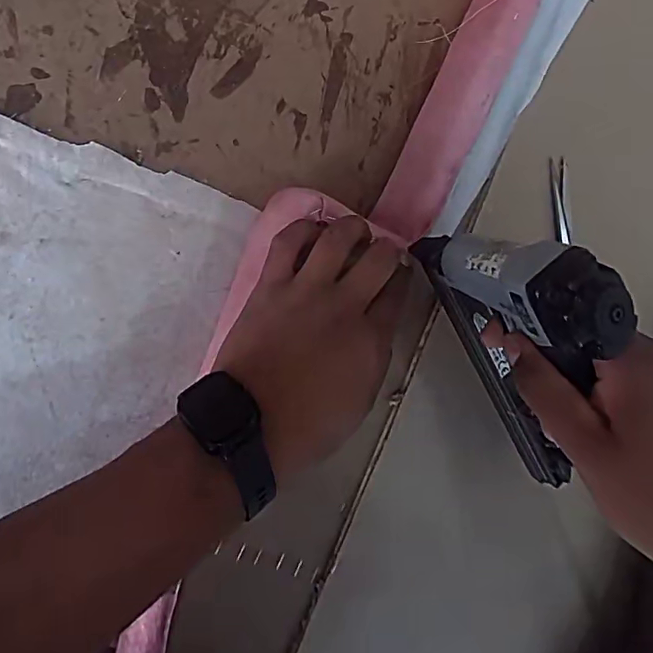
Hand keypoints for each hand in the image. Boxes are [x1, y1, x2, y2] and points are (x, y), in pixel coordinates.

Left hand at [214, 215, 408, 478]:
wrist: (249, 424)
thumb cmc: (309, 424)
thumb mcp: (362, 398)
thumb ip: (376, 354)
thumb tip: (379, 325)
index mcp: (371, 339)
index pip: (398, 290)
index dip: (403, 275)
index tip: (400, 272)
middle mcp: (345, 305)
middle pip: (379, 257)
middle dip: (388, 248)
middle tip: (381, 252)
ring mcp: (307, 290)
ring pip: (339, 237)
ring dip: (353, 228)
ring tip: (354, 232)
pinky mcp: (272, 284)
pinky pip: (289, 241)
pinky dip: (304, 228)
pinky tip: (313, 230)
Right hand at [482, 322, 652, 588]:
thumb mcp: (586, 448)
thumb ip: (545, 391)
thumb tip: (516, 345)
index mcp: (634, 357)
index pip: (568, 319)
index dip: (529, 331)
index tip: (500, 345)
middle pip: (584, 343)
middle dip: (558, 373)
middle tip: (550, 421)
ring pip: (603, 367)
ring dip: (581, 393)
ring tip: (583, 444)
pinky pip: (626, 384)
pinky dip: (605, 404)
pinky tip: (607, 446)